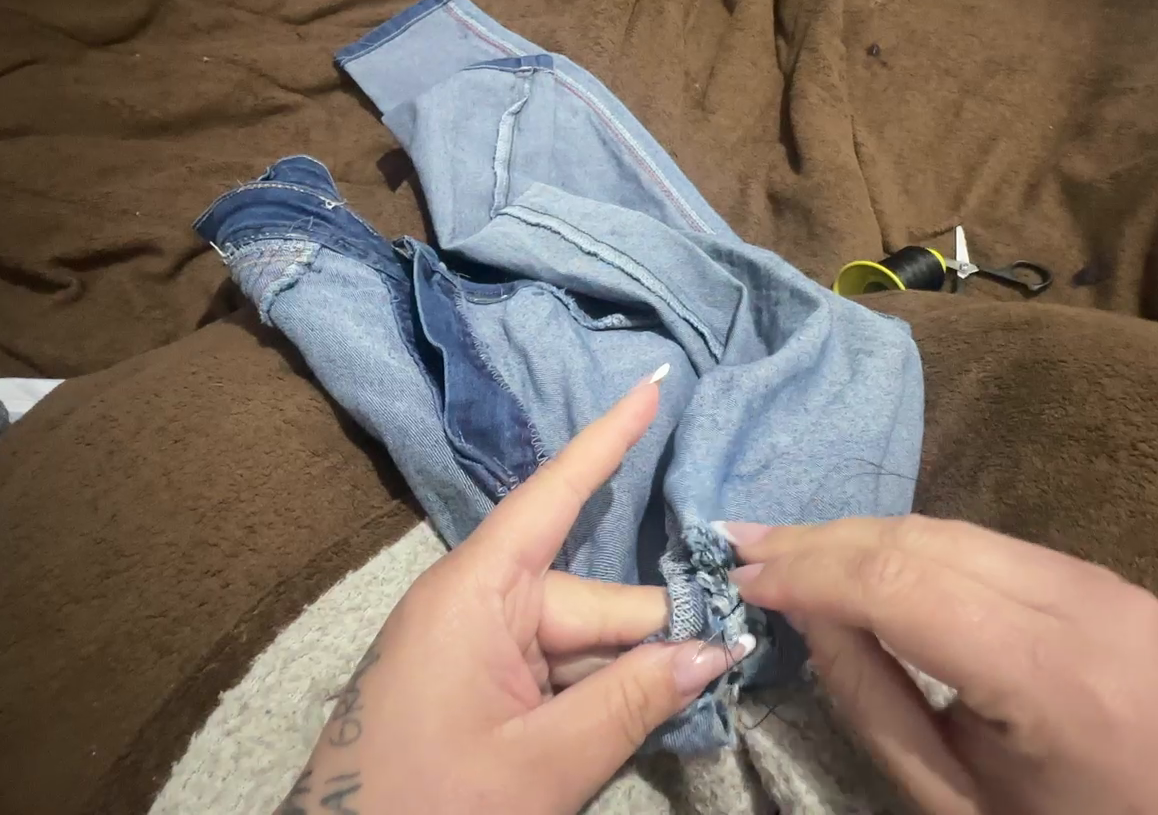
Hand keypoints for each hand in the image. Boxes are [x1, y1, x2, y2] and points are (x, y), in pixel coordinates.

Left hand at [280, 370, 755, 814]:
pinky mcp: (480, 678)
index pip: (555, 494)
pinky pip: (556, 666)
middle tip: (729, 654)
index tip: (652, 385)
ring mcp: (478, 642)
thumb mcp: (540, 764)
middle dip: (653, 630)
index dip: (609, 438)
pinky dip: (597, 690)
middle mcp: (479, 600)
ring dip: (628, 672)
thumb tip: (714, 650)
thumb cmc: (428, 808)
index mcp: (477, 591)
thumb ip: (630, 701)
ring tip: (690, 693)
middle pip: (591, 599)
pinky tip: (634, 713)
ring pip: (581, 640)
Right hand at [719, 516, 1157, 814]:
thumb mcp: (949, 804)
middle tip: (743, 543)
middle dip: (820, 542)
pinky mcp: (1094, 572)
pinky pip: (972, 544)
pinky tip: (854, 553)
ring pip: (941, 530)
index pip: (904, 587)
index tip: (741, 574)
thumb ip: (869, 696)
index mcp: (1061, 682)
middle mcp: (1087, 605)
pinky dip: (900, 546)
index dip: (812, 572)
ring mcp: (1099, 579)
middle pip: (919, 543)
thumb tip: (804, 604)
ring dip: (853, 536)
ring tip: (783, 546)